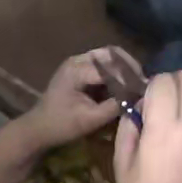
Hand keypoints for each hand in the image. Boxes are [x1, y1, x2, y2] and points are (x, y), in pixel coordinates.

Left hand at [18, 46, 143, 149]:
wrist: (37, 129)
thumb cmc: (61, 125)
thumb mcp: (89, 120)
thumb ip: (114, 107)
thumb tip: (137, 98)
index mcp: (77, 70)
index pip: (110, 67)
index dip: (129, 77)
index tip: (144, 89)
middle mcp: (78, 60)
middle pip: (111, 53)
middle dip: (129, 66)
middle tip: (142, 82)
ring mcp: (78, 62)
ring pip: (109, 56)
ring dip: (124, 67)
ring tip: (136, 83)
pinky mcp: (80, 69)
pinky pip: (103, 64)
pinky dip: (116, 72)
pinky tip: (124, 86)